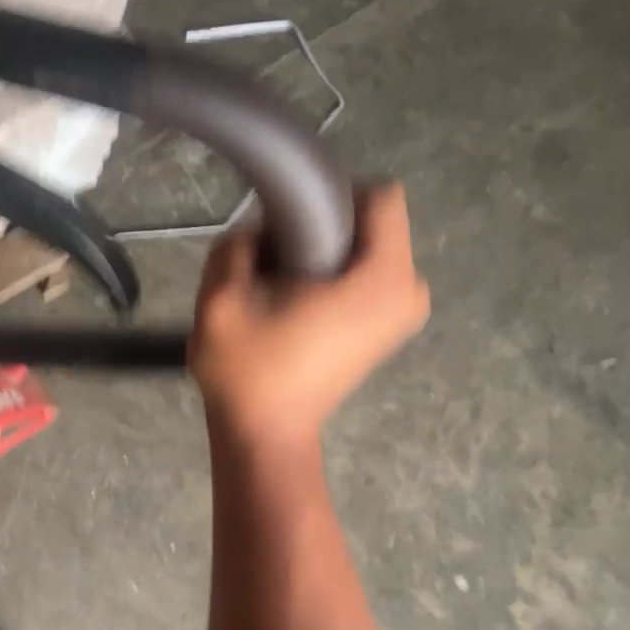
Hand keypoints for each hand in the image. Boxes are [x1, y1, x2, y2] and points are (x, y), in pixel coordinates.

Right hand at [190, 183, 429, 445]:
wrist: (264, 433)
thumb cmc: (247, 370)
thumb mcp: (220, 301)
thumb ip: (235, 247)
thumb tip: (255, 228)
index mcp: (381, 276)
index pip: (379, 196)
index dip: (329, 196)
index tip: (282, 223)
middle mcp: (409, 288)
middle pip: (372, 226)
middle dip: (321, 231)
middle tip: (270, 262)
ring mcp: (404, 312)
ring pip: (367, 253)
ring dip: (323, 258)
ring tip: (277, 291)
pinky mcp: (389, 330)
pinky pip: (367, 280)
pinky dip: (333, 282)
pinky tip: (293, 309)